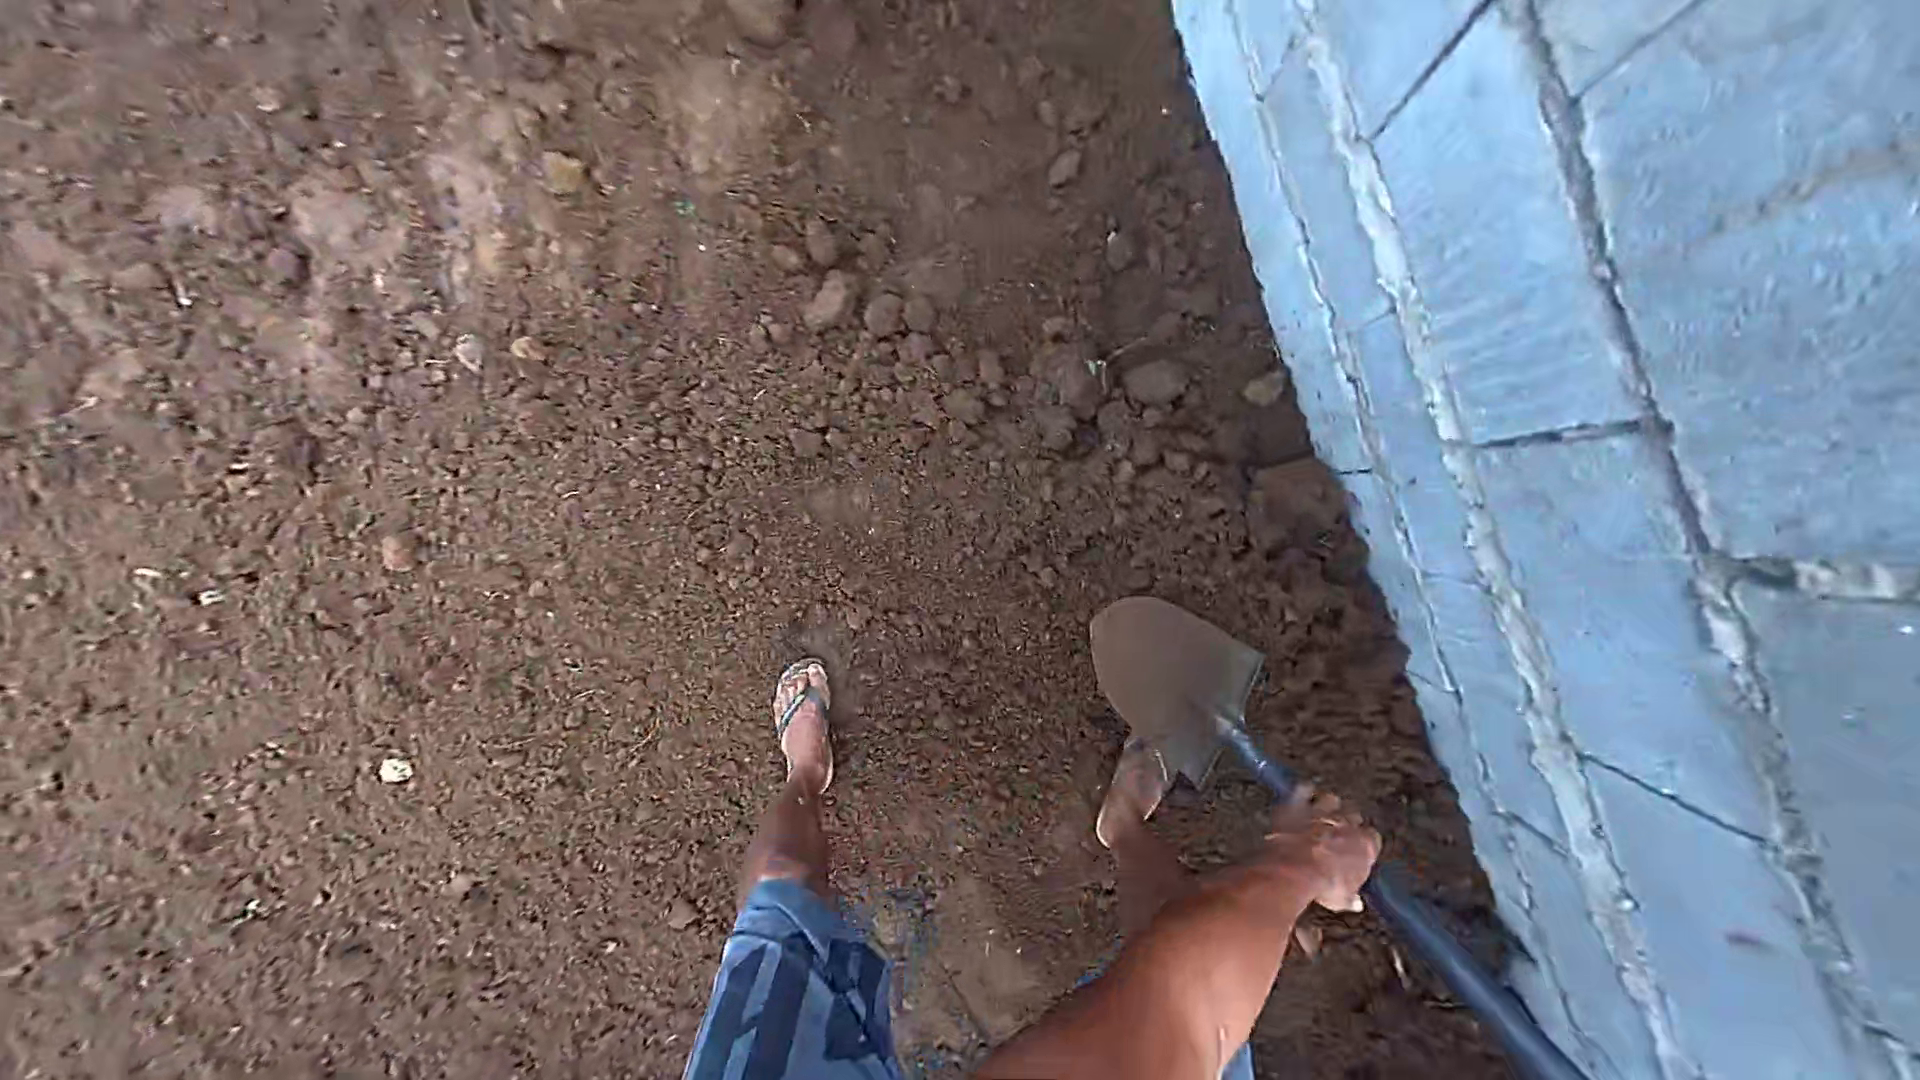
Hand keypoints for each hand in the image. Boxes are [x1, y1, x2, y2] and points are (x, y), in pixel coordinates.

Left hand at [1261, 785, 1380, 912]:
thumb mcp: (1341, 899)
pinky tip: (1302, 793)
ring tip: (1323, 809)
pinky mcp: (1297, 805)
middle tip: (1340, 829)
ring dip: (1328, 804)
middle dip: (1347, 821)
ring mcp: (1321, 811)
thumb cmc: (1323, 885)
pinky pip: (1302, 790)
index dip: (1364, 842)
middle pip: (1353, 815)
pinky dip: (1303, 791)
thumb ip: (1349, 896)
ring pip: (1331, 799)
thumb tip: (1354, 902)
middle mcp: (1346, 823)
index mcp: (1364, 845)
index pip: (1372, 837)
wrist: (1294, 867)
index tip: (1358, 847)